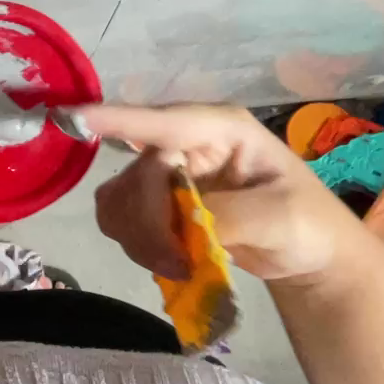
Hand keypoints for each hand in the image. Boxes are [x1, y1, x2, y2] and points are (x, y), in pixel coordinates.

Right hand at [78, 103, 367, 285]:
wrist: (307, 256)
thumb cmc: (307, 224)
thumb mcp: (280, 218)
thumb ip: (226, 214)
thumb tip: (180, 221)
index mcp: (219, 129)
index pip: (162, 121)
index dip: (117, 120)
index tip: (75, 117)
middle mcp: (184, 142)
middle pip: (137, 175)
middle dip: (149, 224)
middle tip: (177, 264)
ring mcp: (165, 171)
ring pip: (119, 198)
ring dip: (139, 238)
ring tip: (178, 266)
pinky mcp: (153, 201)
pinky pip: (118, 217)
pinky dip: (134, 243)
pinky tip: (167, 260)